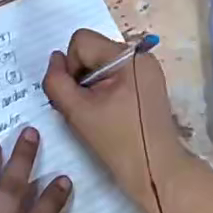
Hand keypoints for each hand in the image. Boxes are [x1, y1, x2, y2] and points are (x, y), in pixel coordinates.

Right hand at [42, 29, 196, 212]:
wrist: (157, 171)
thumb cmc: (118, 142)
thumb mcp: (78, 112)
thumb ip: (57, 81)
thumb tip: (55, 59)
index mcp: (127, 56)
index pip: (81, 41)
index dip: (71, 67)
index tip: (78, 97)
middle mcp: (140, 55)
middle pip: (93, 49)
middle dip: (81, 74)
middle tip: (84, 107)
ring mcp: (147, 67)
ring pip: (102, 61)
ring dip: (92, 82)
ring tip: (97, 111)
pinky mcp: (149, 81)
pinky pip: (117, 72)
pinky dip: (106, 86)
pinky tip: (109, 111)